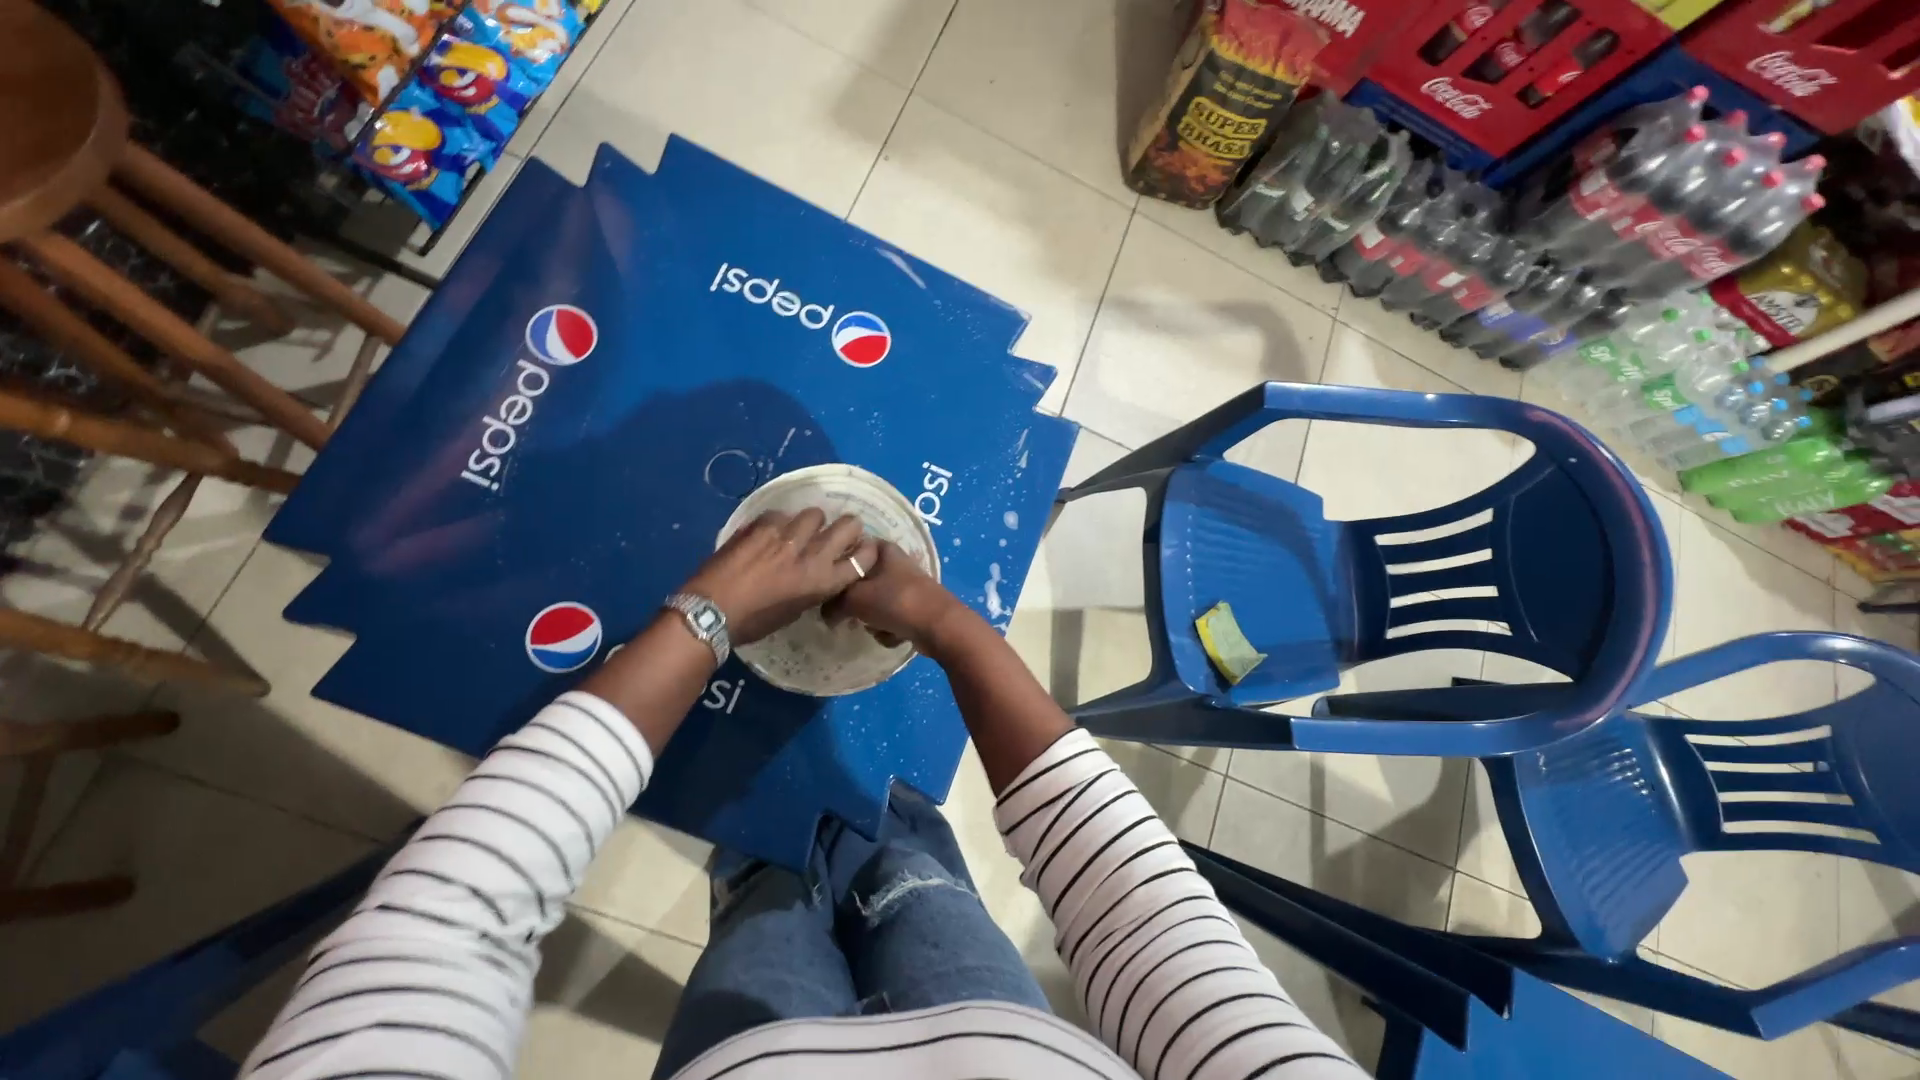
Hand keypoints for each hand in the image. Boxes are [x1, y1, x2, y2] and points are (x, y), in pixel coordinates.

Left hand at [683, 509, 879, 644]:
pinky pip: (781, 515)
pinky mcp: (762, 525)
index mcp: (824, 582)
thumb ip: (813, 587)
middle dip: (847, 527)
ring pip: (815, 513)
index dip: (865, 550)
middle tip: (834, 533)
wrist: (711, 611)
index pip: (864, 557)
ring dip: (810, 522)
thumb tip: (816, 573)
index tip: (857, 550)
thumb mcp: (795, 610)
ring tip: (796, 531)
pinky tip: (766, 534)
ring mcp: (788, 536)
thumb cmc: (754, 622)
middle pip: (849, 525)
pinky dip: (778, 523)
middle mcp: (813, 555)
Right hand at [822, 540, 967, 650]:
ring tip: (877, 627)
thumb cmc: (895, 602)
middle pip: (861, 582)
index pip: (849, 550)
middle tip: (848, 614)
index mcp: (882, 549)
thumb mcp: (854, 599)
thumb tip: (824, 615)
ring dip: (873, 621)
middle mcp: (895, 564)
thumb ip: (832, 604)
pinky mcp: (914, 609)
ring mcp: (906, 588)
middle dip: (856, 603)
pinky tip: (894, 636)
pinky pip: (890, 620)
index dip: (837, 568)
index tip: (827, 585)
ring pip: (874, 604)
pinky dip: (889, 630)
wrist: (940, 627)